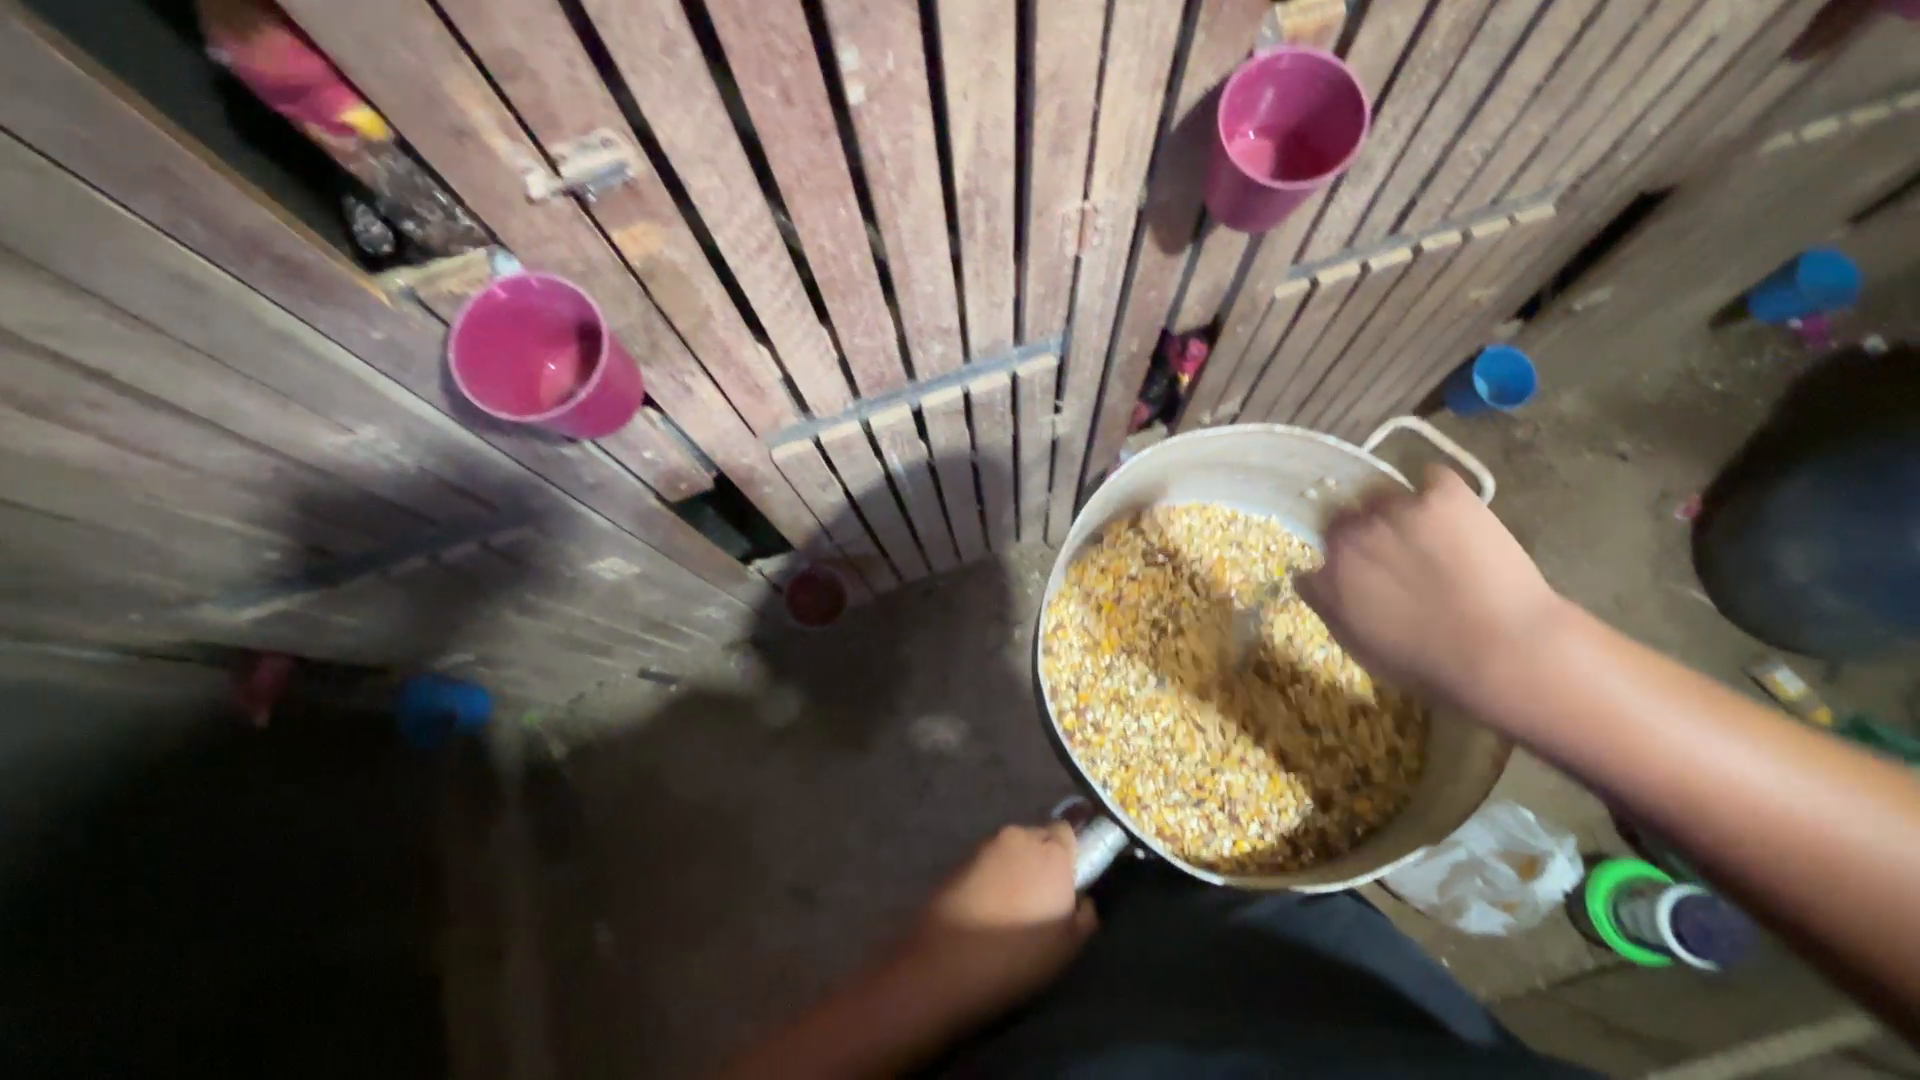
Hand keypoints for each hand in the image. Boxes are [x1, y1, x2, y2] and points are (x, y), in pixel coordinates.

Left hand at [889, 822, 1097, 1020]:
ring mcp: (983, 847)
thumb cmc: (1020, 954)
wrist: (948, 963)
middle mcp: (1017, 838)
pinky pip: (985, 863)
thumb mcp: (1069, 945)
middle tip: (1042, 897)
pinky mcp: (957, 862)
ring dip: (1014, 868)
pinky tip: (987, 908)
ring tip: (1012, 906)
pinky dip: (990, 878)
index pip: (1067, 832)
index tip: (1070, 880)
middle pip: (1036, 838)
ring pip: (1009, 850)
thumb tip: (1082, 899)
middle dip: (1042, 860)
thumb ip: (1085, 914)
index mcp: (1051, 851)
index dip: (1070, 854)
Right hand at [1295, 465, 1567, 705]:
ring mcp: (1396, 509)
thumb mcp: (1360, 647)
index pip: (1320, 554)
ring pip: (1384, 495)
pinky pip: (1432, 478)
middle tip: (1398, 553)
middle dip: (1364, 531)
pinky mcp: (1442, 493)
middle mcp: (1350, 535)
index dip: (1343, 563)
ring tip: (1430, 533)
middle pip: (1345, 516)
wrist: (1505, 652)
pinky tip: (1458, 515)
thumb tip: (1311, 578)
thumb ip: (1329, 606)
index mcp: (1328, 575)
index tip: (1364, 576)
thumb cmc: (1430, 666)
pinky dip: (1440, 492)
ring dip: (1398, 511)